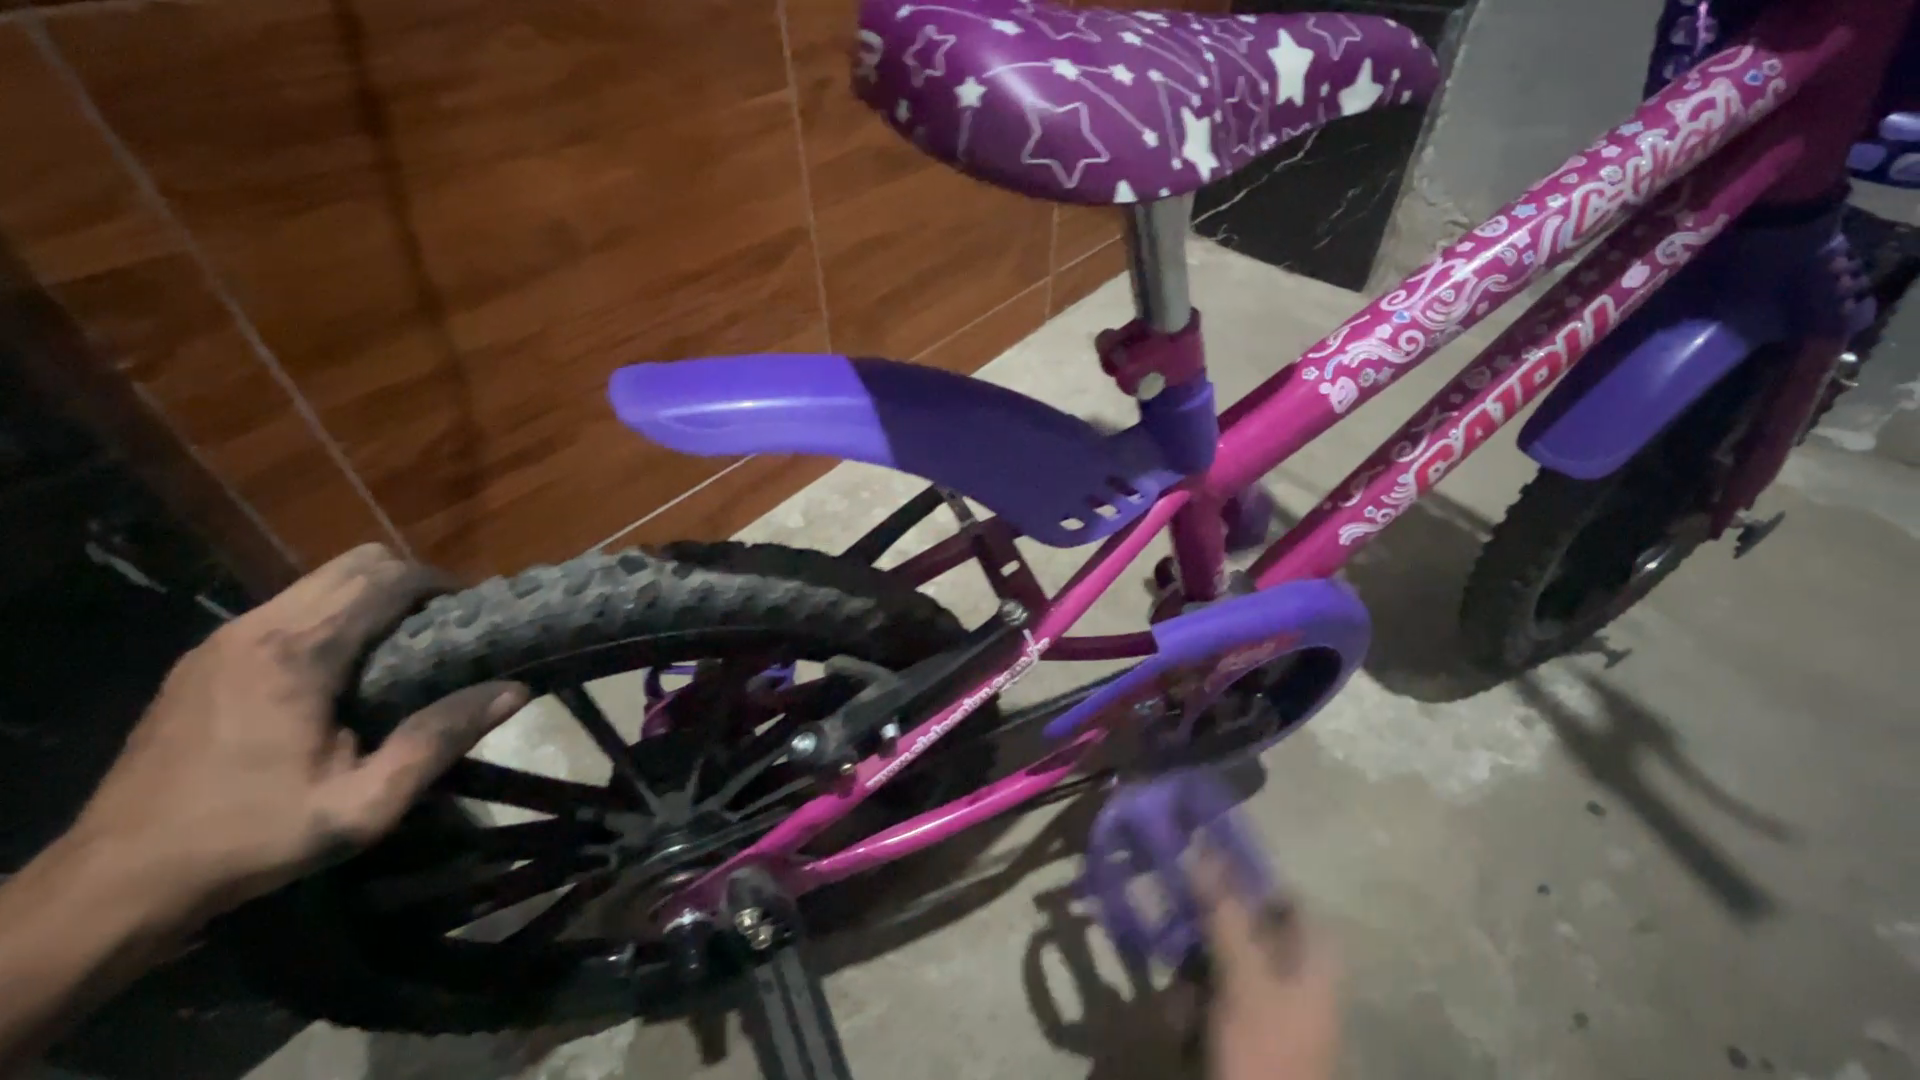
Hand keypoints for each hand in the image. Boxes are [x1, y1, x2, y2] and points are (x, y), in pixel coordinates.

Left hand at [63, 543, 527, 932]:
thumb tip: (514, 691)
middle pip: (353, 564)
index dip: (441, 585)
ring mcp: (222, 639)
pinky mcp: (203, 658)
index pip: (386, 578)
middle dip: (410, 583)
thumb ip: (438, 740)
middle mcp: (257, 628)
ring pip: (317, 582)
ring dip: (369, 597)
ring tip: (401, 649)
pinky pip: (286, 609)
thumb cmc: (253, 840)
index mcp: (298, 654)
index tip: (476, 614)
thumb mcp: (364, 805)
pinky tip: (341, 672)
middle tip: (444, 628)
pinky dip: (331, 617)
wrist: (119, 879)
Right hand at [1198, 865, 1340, 1079]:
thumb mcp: (1244, 979)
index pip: (1279, 895)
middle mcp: (1301, 975)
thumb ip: (1225, 913)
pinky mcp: (1253, 1036)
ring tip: (1177, 1004)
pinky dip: (1196, 1006)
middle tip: (1173, 940)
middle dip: (1204, 935)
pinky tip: (1180, 1026)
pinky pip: (1218, 1001)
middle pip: (1245, 928)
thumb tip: (1204, 850)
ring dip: (1193, 976)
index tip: (1193, 869)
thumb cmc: (1266, 1055)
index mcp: (1315, 956)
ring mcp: (1278, 1009)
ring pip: (1224, 964)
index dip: (1239, 877)